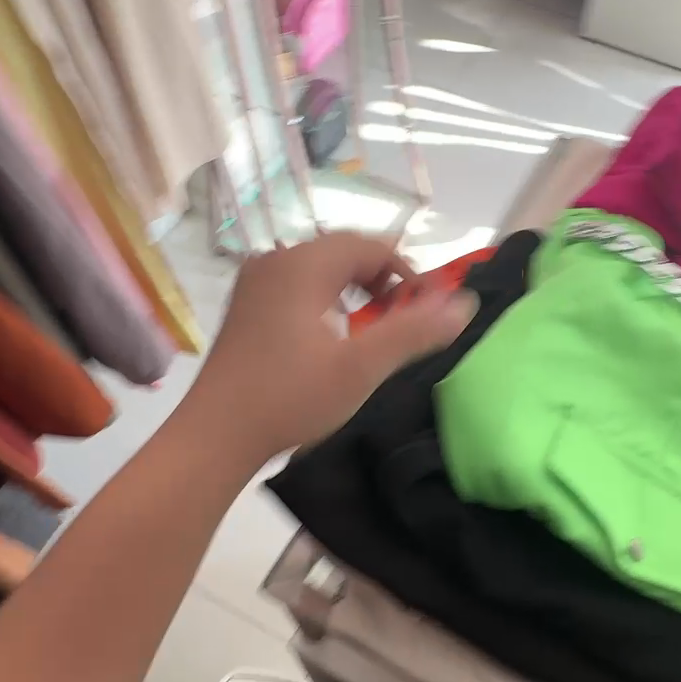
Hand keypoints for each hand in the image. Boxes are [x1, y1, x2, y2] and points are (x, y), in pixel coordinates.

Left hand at [182, 232, 478, 459]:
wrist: (215, 435)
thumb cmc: (291, 398)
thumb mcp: (361, 367)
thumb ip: (414, 331)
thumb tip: (465, 304)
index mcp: (303, 265)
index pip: (369, 246)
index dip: (406, 272)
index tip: (427, 309)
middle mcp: (275, 261)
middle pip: (343, 252)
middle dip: (381, 280)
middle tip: (402, 320)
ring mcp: (254, 283)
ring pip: (319, 270)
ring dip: (353, 290)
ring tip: (371, 329)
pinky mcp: (245, 308)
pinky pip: (296, 287)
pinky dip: (325, 300)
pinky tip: (330, 337)